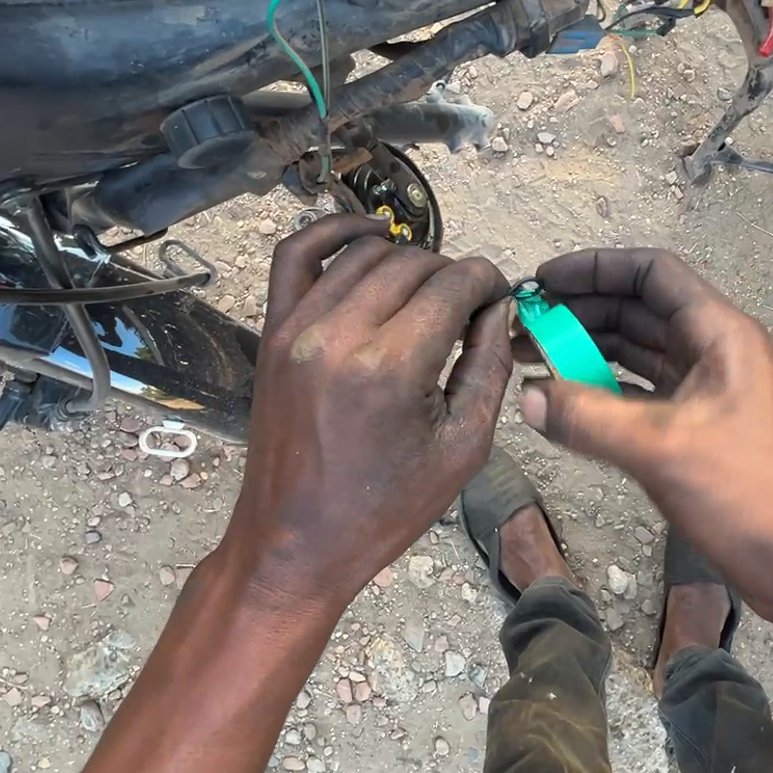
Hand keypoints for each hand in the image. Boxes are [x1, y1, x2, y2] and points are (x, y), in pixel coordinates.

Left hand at [225, 214, 512, 608]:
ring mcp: (297, 326)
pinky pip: (297, 254)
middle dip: (455, 276)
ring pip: (367, 253)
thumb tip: (498, 306)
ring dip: (409, 260)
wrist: (294, 542)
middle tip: (469, 309)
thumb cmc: (386, 507)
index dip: (489, 282)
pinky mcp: (273, 331)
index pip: (455, 284)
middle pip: (415, 263)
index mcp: (392, 366)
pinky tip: (371, 233)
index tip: (499, 299)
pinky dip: (334, 230)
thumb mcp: (464, 447)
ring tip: (427, 293)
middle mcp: (340, 332)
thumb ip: (489, 364)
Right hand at [516, 248, 772, 624]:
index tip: (543, 281)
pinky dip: (603, 392)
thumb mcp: (663, 450)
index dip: (595, 267)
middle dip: (580, 311)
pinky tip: (565, 403)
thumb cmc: (753, 497)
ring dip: (587, 351)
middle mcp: (714, 351)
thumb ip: (589, 419)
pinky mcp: (699, 428)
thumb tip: (526, 398)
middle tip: (524, 326)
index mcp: (720, 334)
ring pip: (637, 351)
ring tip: (532, 360)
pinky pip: (641, 393)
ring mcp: (707, 391)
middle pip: (639, 309)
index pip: (653, 273)